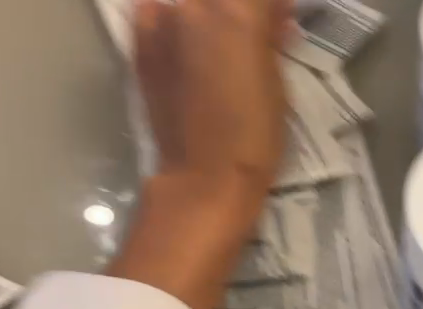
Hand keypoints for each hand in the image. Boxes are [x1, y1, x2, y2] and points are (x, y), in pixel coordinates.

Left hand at [135, 0, 290, 222]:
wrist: (204, 178)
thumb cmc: (256, 140)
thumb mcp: (278, 87)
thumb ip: (271, 41)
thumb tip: (275, 19)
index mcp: (238, 12)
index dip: (274, 5)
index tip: (282, 18)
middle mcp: (195, 3)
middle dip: (243, 9)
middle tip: (255, 33)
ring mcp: (161, 17)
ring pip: (191, 3)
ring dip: (209, 15)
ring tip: (220, 44)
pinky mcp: (140, 38)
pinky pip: (160, 11)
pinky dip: (177, 20)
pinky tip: (190, 46)